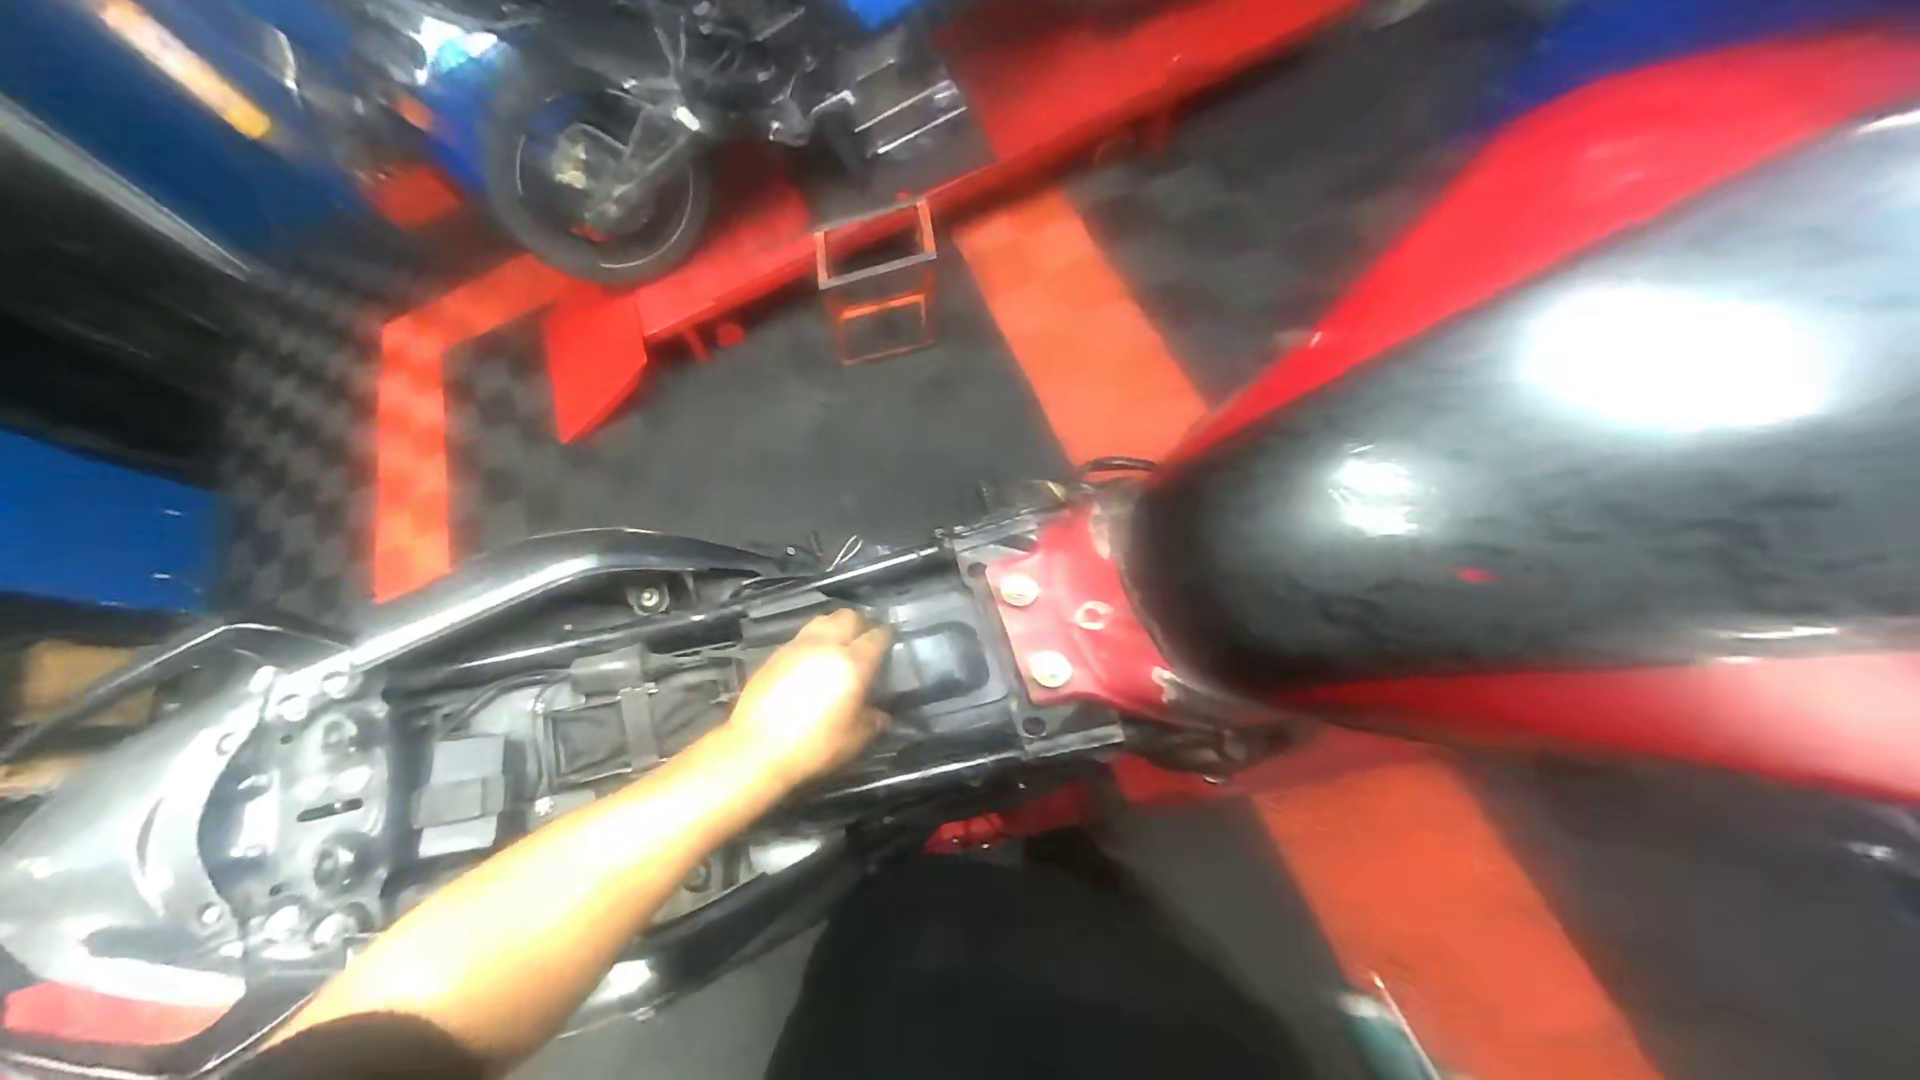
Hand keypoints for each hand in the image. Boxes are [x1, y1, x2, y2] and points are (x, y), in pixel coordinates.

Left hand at [723, 609, 889, 787]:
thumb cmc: (814, 746)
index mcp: (852, 663)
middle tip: (864, 643)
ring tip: (837, 648)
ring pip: (822, 620)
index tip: (890, 646)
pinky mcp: (775, 655)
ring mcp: (797, 647)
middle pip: (849, 616)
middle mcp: (826, 645)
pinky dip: (812, 643)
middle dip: (861, 625)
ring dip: (835, 628)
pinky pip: (801, 637)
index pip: (877, 636)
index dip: (887, 638)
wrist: (756, 749)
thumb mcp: (855, 739)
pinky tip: (810, 663)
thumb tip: (880, 713)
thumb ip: (873, 720)